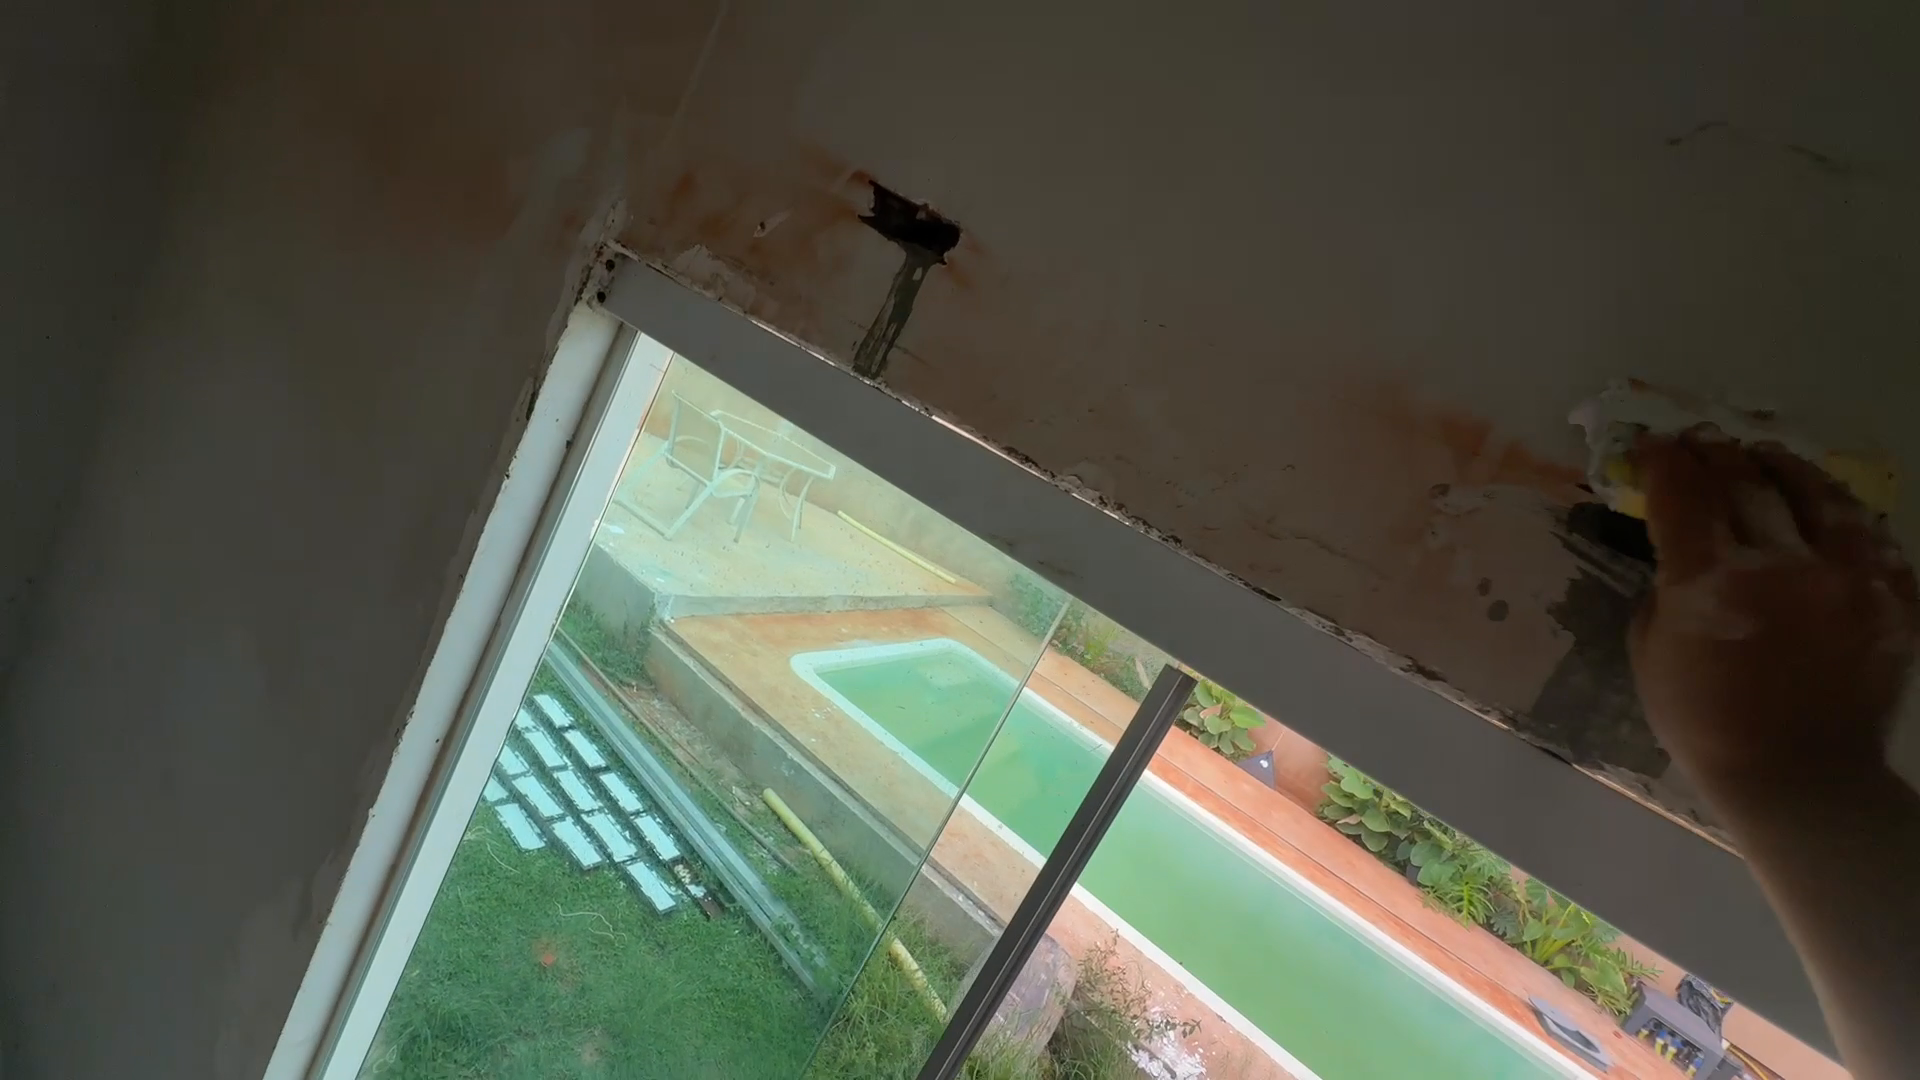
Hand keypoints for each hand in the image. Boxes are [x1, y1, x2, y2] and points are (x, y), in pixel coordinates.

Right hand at [1628, 429, 1917, 795]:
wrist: (1796, 769)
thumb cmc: (1696, 711)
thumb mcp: (1650, 642)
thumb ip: (1669, 587)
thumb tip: (1683, 552)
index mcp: (1709, 583)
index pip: (1683, 499)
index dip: (1665, 464)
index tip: (1652, 444)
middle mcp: (1783, 568)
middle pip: (1748, 487)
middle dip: (1718, 457)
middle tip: (1700, 441)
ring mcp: (1851, 581)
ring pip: (1822, 499)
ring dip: (1784, 468)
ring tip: (1763, 453)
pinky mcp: (1896, 600)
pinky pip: (1874, 537)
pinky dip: (1842, 511)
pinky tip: (1822, 503)